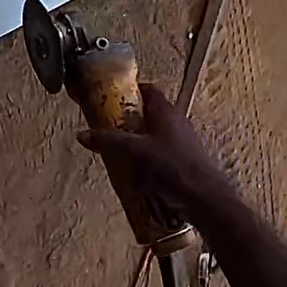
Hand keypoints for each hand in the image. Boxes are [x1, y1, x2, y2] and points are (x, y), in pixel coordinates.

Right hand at [76, 84, 234, 213]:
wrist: (203, 196)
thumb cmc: (172, 166)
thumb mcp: (134, 152)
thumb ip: (109, 141)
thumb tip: (83, 135)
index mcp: (165, 111)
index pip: (148, 90)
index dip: (131, 91)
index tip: (113, 98)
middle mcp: (177, 121)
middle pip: (151, 112)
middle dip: (131, 119)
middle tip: (111, 127)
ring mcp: (184, 140)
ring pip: (157, 133)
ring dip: (140, 139)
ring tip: (121, 151)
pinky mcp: (186, 159)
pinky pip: (163, 151)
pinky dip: (150, 156)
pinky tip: (139, 171)